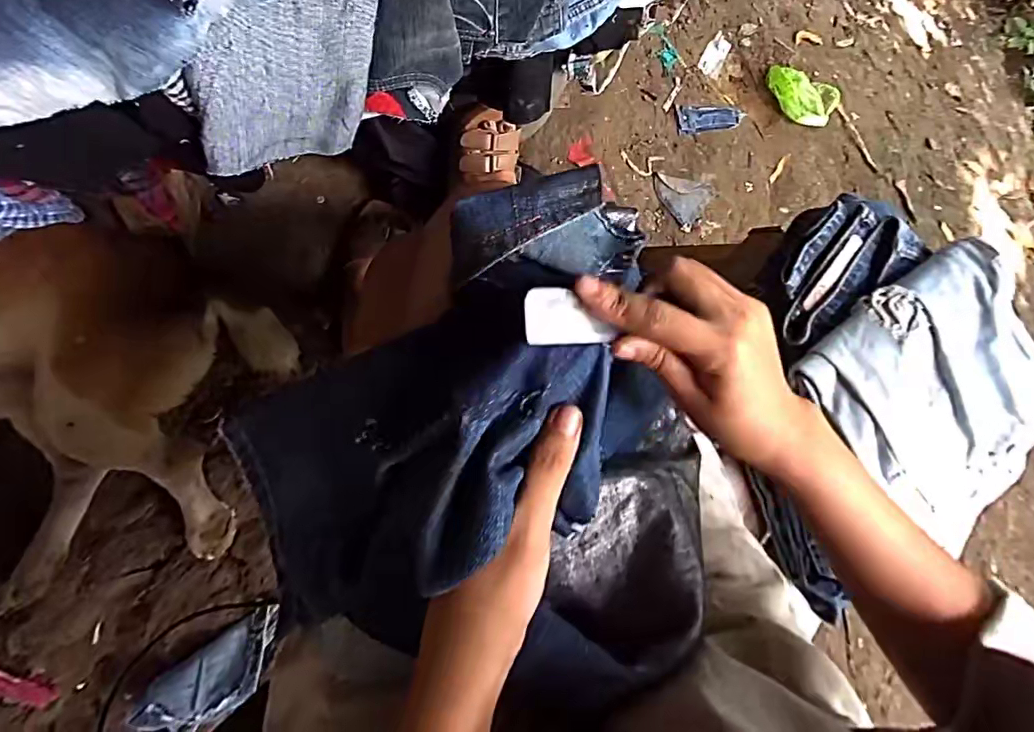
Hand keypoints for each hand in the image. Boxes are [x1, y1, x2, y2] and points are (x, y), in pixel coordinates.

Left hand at [400, 405, 580, 731]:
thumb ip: (546, 471)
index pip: (500, 421)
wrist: (468, 665)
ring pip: (504, 459)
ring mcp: (470, 507)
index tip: (558, 367)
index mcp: (469, 477)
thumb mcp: (528, 528)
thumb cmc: (496, 593)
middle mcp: (464, 485)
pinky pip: (505, 480)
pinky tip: (544, 463)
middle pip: (501, 437)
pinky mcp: (479, 525)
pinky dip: (525, 467)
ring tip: (564, 413)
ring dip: (530, 440)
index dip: (528, 395)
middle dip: (532, 413)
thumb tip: (568, 408)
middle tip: (569, 382)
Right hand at [574, 260, 819, 479]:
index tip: (585, 288)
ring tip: (660, 321)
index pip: (659, 316)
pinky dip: (685, 292)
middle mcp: (738, 314)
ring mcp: (748, 303)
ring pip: (693, 270)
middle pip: (679, 272)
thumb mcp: (690, 401)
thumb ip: (657, 360)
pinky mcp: (750, 301)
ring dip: (666, 286)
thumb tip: (618, 339)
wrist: (784, 425)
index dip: (618, 303)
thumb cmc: (737, 425)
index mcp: (722, 346)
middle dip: (649, 286)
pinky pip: (708, 281)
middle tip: (637, 318)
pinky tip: (682, 320)